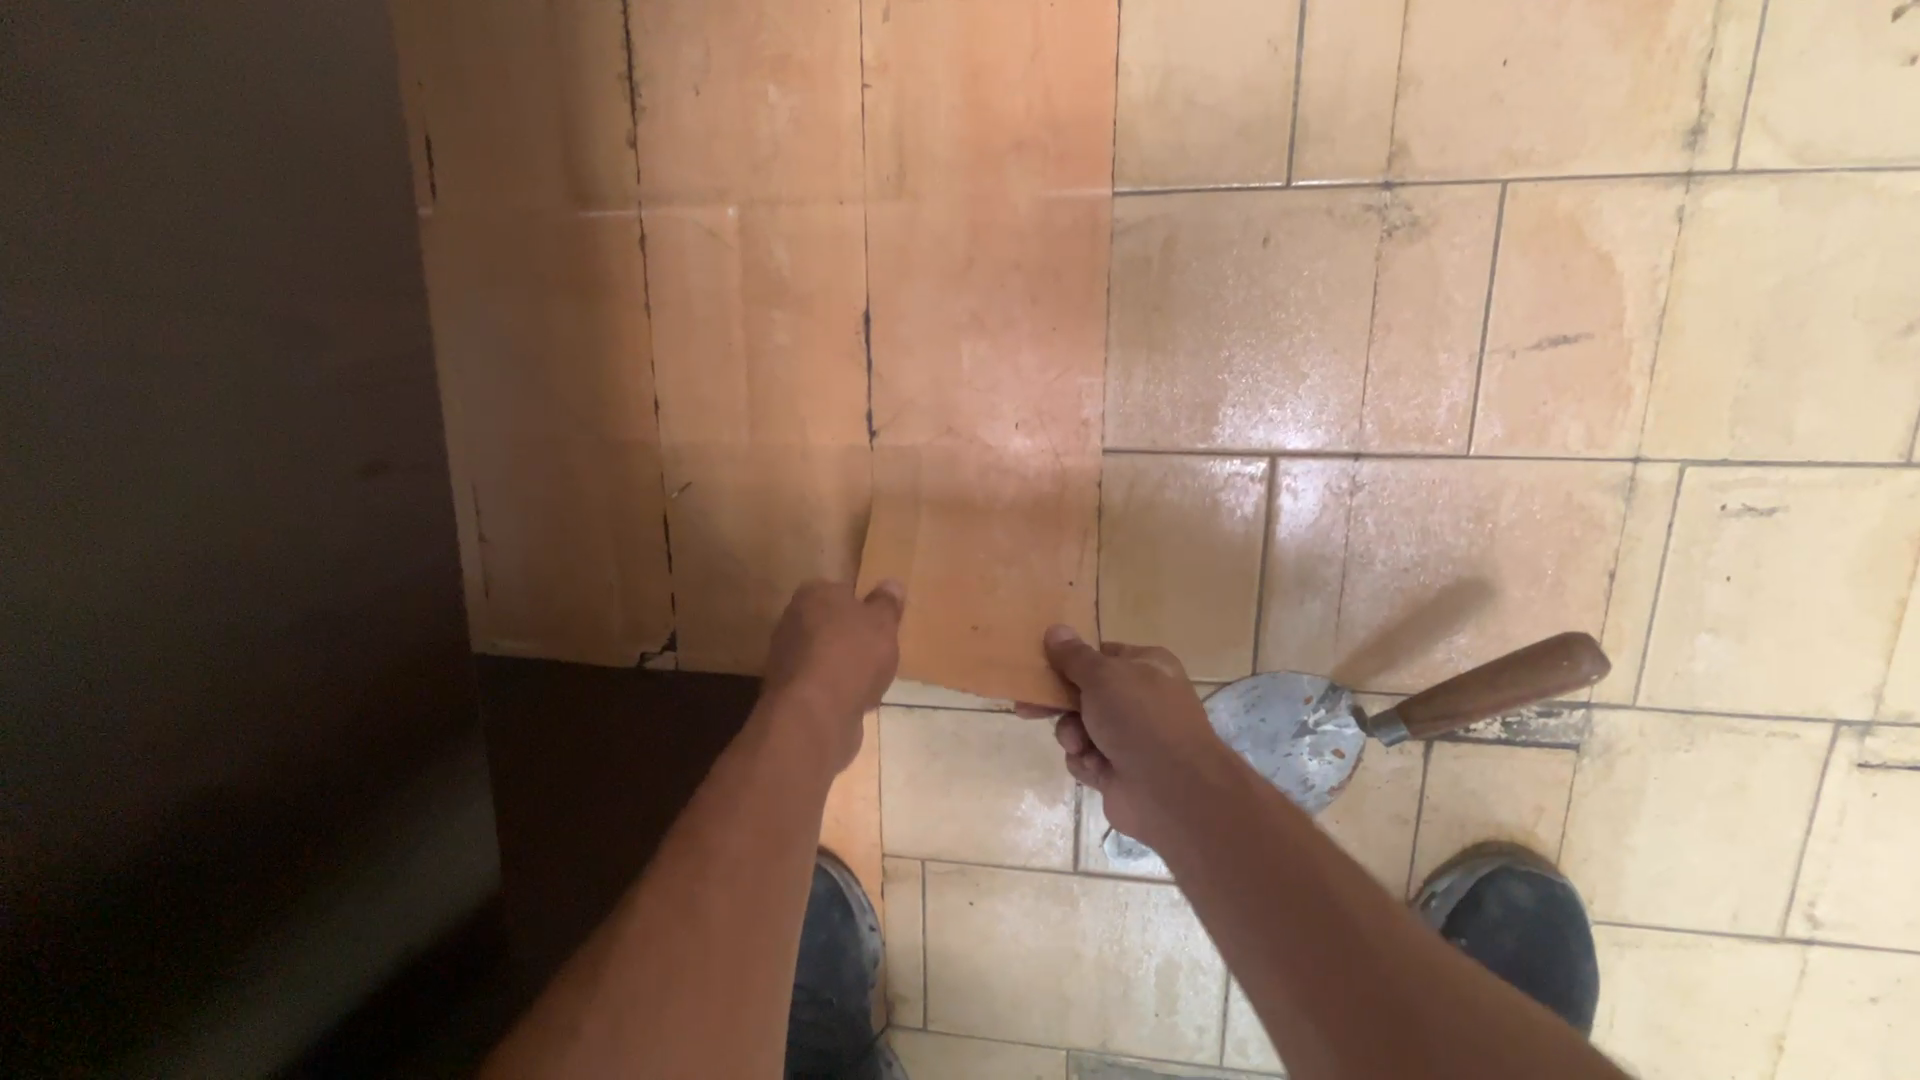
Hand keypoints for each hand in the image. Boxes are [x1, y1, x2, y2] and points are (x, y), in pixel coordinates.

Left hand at [759, 579, 905, 772]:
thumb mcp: (882, 623)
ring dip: (845, 666)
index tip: (882, 622)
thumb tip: (891, 584)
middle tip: (880, 651)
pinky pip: (821, 684)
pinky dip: (837, 690)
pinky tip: (856, 701)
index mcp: (812, 594)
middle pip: (831, 624)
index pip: (841, 590)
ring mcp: (786, 658)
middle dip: (853, 637)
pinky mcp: (789, 691)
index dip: (863, 605)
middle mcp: (791, 621)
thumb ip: (887, 603)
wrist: (815, 713)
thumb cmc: (852, 655)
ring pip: (825, 655)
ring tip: (871, 679)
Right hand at [1038, 625, 1237, 846]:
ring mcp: (1131, 737)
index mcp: (1146, 667)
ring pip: (1079, 727)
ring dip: (1072, 735)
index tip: (1042, 666)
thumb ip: (1074, 656)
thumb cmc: (1140, 718)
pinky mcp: (1118, 771)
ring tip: (1079, 745)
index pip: (1101, 655)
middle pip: (1085, 692)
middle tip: (1026, 708)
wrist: (1171, 791)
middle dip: (1060, 703)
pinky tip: (1096, 768)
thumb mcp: (1103, 676)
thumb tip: (1055, 629)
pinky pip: (1085, 758)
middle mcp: (1140, 699)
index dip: (1071, 661)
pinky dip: (1085, 762)